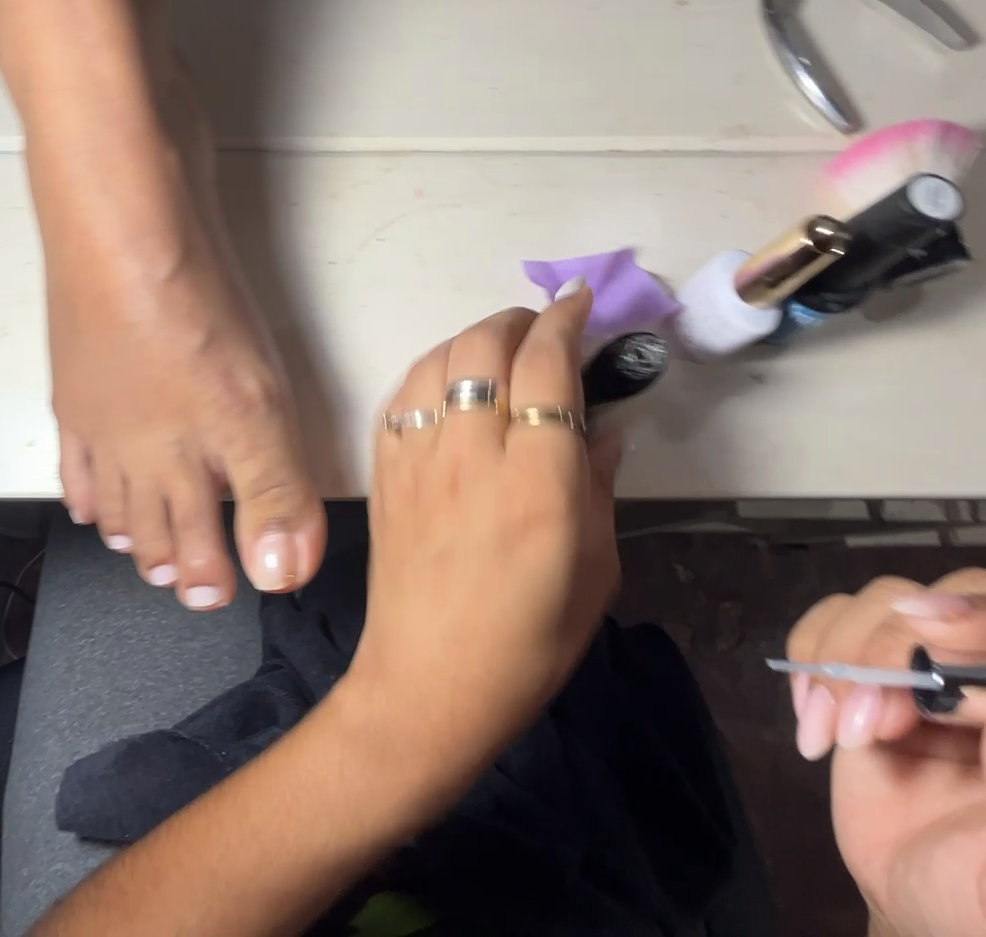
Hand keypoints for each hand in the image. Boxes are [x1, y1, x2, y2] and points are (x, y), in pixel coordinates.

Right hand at [27, 53, 327, 610]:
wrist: (121, 212)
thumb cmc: (186, 306)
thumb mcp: (253, 407)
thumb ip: (269, 491)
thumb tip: (280, 577)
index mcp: (174, 456)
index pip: (189, 537)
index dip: (206, 571)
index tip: (216, 596)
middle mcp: (127, 442)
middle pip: (148, 517)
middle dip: (170, 555)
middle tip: (179, 582)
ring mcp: (96, 403)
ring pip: (110, 486)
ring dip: (127, 523)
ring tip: (136, 548)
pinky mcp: (81, 361)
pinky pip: (77, 441)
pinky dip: (84, 477)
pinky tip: (86, 484)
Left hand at [343, 284, 623, 770]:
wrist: (428, 682)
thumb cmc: (528, 640)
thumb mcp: (596, 568)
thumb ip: (599, 483)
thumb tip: (603, 424)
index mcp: (539, 481)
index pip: (547, 366)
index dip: (565, 321)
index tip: (578, 303)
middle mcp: (473, 455)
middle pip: (486, 346)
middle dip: (518, 319)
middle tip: (541, 328)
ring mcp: (417, 459)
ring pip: (438, 360)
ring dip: (472, 338)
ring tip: (497, 350)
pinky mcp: (382, 473)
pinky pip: (400, 395)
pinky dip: (428, 371)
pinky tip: (447, 384)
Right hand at [788, 569, 985, 936]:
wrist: (932, 925)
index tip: (931, 633)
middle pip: (978, 600)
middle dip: (905, 650)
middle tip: (871, 721)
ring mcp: (960, 674)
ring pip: (894, 603)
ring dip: (847, 660)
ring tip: (838, 736)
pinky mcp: (887, 672)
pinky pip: (837, 622)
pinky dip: (809, 658)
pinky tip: (815, 722)